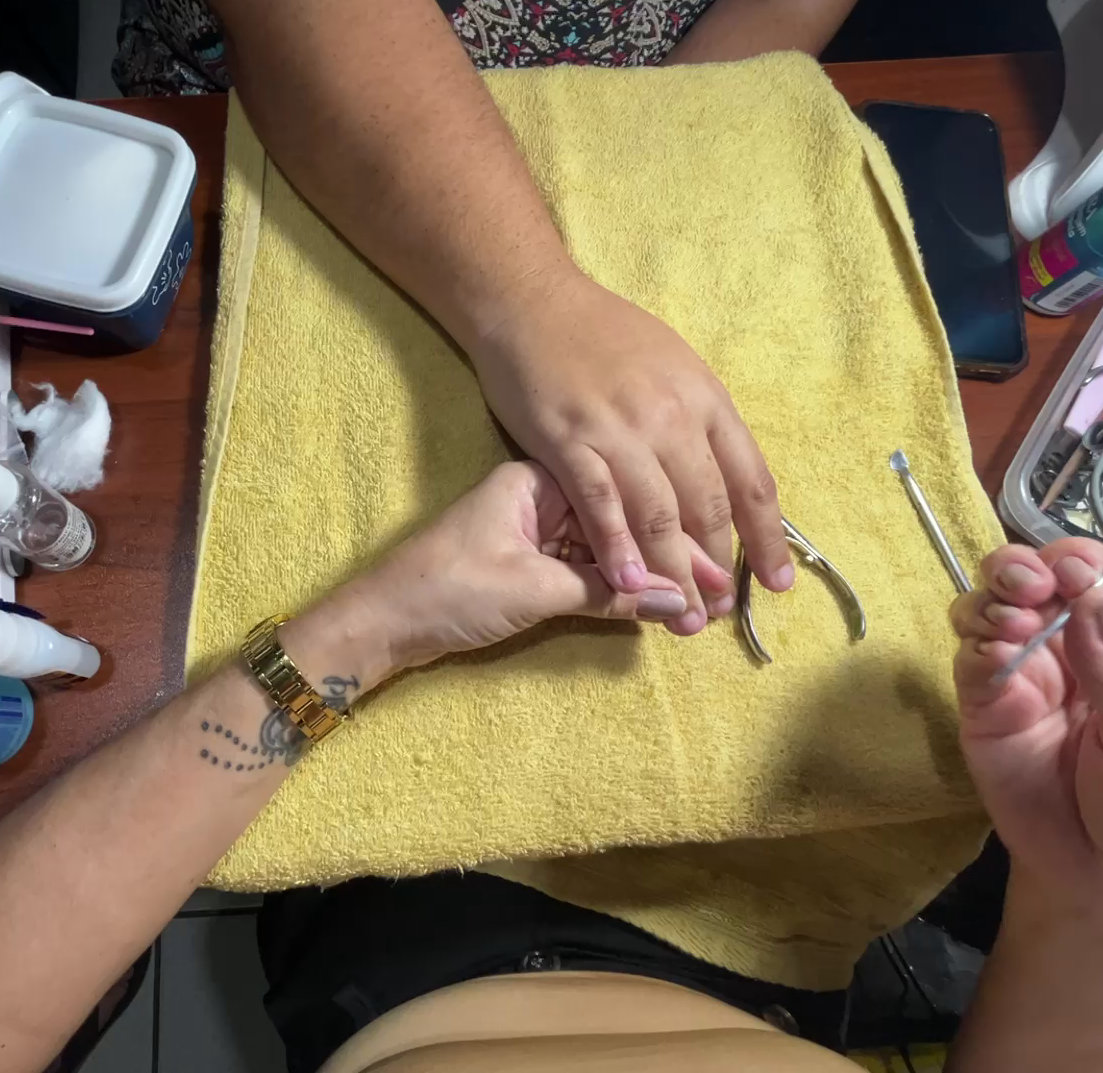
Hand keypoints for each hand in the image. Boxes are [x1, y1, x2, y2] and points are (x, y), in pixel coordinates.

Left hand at [312, 461, 713, 679]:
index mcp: (539, 482)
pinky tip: (651, 603)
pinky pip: (583, 570)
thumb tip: (677, 602)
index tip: (716, 571)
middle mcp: (542, 498)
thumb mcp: (532, 589)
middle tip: (719, 594)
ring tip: (697, 606)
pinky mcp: (527, 563)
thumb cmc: (450, 589)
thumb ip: (606, 594)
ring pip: (605, 551)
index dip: (670, 537)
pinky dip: (614, 589)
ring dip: (645, 579)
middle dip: (666, 561)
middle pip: (619, 525)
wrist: (383, 620)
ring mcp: (534, 531)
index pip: (621, 500)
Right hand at [467, 271, 793, 637]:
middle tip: (718, 613)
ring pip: (658, 514)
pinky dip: (615, 546)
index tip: (775, 581)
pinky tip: (627, 581)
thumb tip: (715, 471)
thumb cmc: (600, 333)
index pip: (749, 480)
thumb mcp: (670, 363)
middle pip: (707, 506)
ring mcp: (618, 430)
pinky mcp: (569, 442)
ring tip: (683, 617)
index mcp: (703, 399)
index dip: (765, 538)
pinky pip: (600, 503)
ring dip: (674, 572)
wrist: (533, 304)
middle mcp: (670, 417)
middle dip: (717, 567)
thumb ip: (694, 418)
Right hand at [950, 539, 1102, 943]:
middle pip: (1029, 581)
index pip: (1096, 580)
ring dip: (989, 605)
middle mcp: (1067, 649)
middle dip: (1017, 570)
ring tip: (1006, 631)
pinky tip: (989, 660)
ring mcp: (1018, 673)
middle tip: (1021, 588)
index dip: (1076, 565)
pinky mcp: (979, 702)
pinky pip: (965, 657)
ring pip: (986, 609)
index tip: (1062, 577)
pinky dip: (971, 647)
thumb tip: (1091, 591)